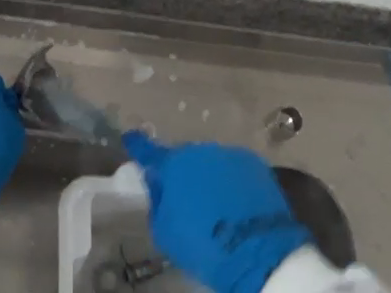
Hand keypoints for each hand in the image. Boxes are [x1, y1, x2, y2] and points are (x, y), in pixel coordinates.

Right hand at [124, 132, 311, 292]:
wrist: (258, 252)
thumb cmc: (203, 245)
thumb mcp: (165, 231)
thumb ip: (157, 201)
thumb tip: (157, 183)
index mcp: (173, 165)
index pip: (148, 150)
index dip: (138, 145)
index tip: (131, 139)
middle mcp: (199, 151)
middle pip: (184, 158)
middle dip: (182, 172)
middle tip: (185, 197)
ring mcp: (229, 154)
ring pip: (210, 162)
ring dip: (208, 176)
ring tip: (215, 204)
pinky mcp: (255, 164)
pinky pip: (234, 169)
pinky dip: (232, 181)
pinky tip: (236, 203)